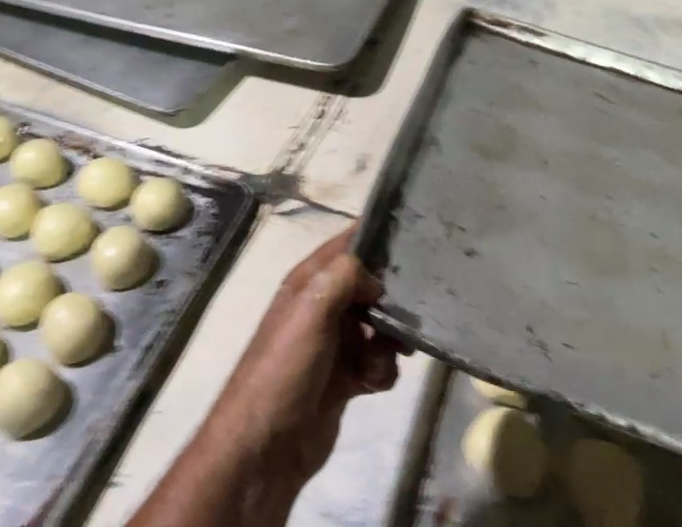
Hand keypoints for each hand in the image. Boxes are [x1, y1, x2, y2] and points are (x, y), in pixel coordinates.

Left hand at [203, 226, 405, 493]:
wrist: (268, 445)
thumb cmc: (286, 367)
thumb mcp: (310, 310)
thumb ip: (343, 277)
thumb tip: (375, 279)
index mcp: (308, 282)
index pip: (347, 244)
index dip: (376, 236)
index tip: (413, 238)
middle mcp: (322, 306)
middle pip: (370, 287)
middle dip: (391, 301)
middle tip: (405, 317)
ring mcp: (334, 343)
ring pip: (379, 326)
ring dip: (388, 342)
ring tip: (379, 359)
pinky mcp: (346, 377)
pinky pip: (378, 361)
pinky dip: (381, 371)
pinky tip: (372, 384)